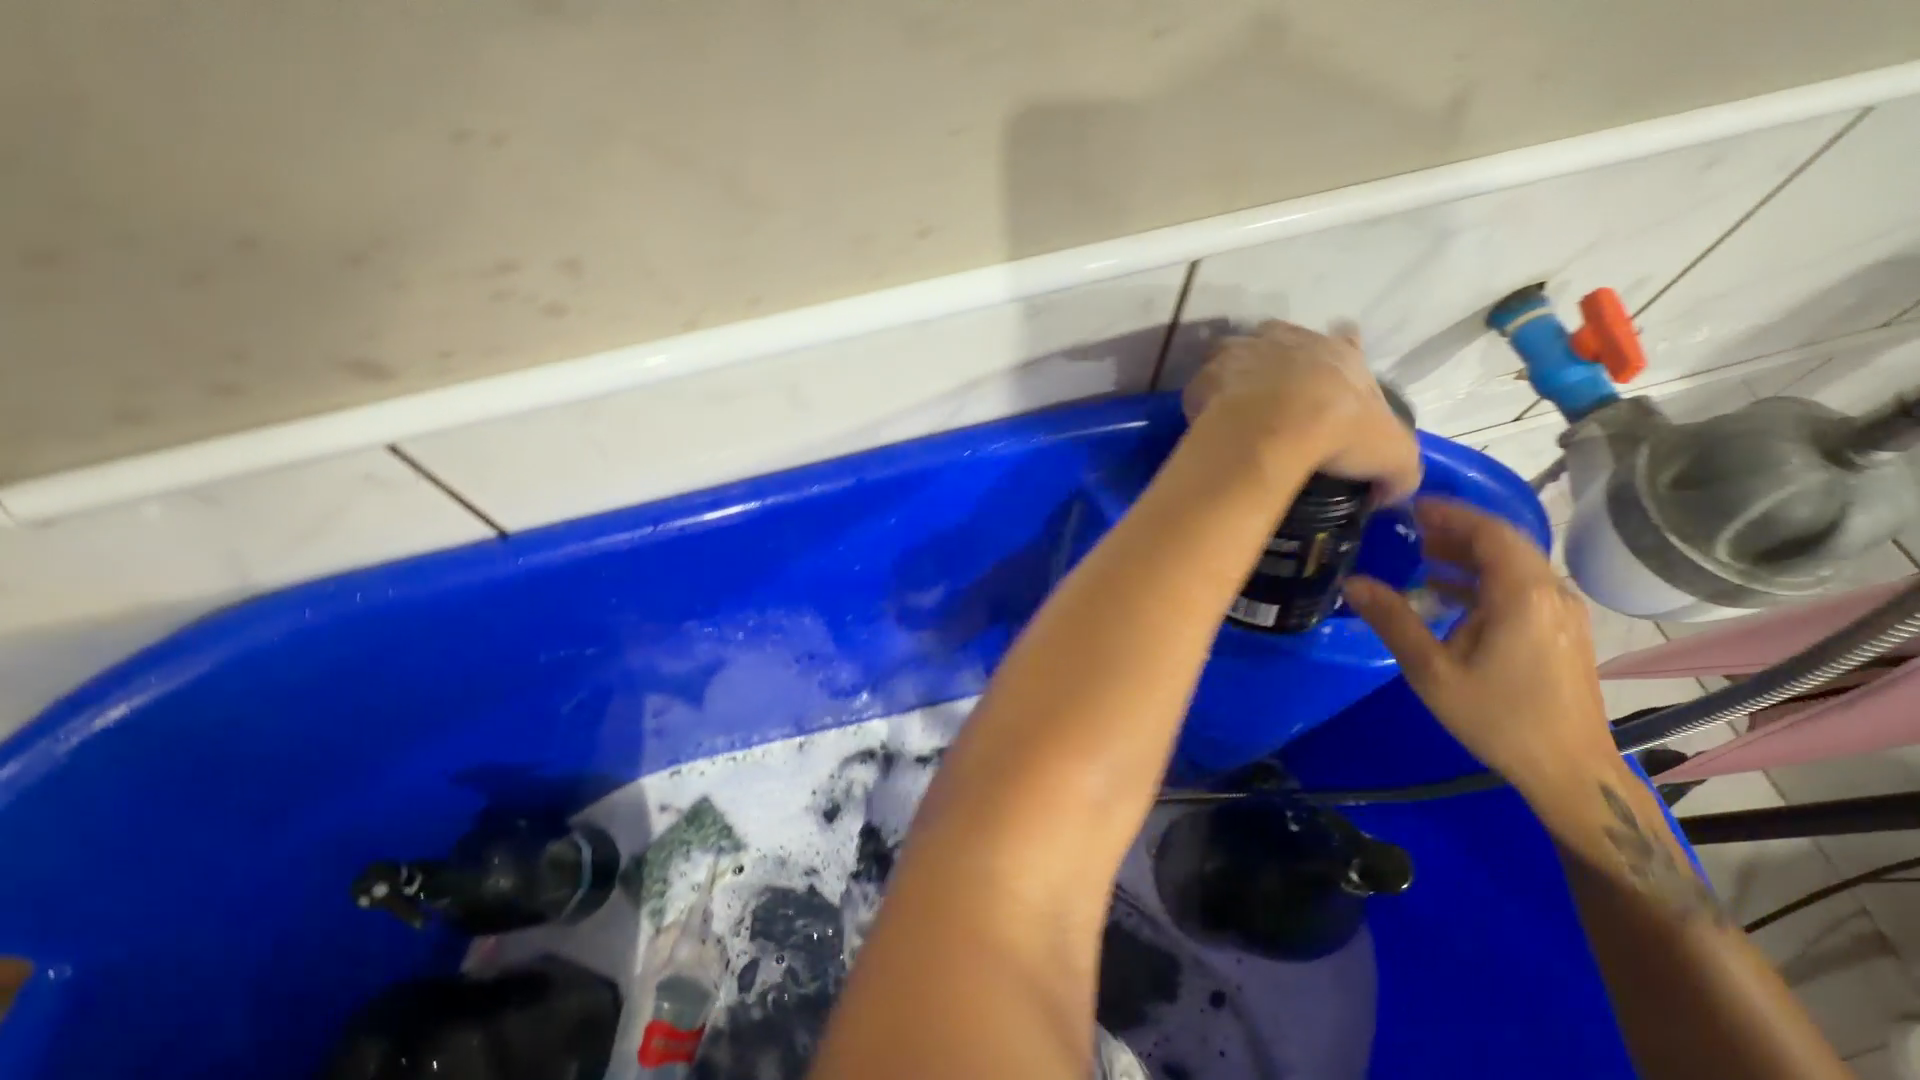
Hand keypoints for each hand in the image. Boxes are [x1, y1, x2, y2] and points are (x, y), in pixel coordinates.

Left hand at [1182, 321, 1421, 502]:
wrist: (1277, 426)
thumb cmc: (1342, 431)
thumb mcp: (1393, 457)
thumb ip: (1397, 472)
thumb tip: (1389, 491)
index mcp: (1341, 353)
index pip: (1349, 340)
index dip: (1344, 353)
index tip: (1334, 377)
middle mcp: (1293, 340)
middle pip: (1289, 339)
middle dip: (1286, 361)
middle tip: (1282, 398)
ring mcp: (1246, 350)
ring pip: (1242, 352)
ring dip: (1242, 373)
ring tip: (1241, 407)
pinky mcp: (1209, 374)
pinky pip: (1207, 384)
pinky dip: (1209, 399)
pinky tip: (1210, 422)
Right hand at [1341, 499, 1616, 791]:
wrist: (1568, 768)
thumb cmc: (1497, 717)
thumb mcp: (1432, 671)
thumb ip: (1394, 621)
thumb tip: (1353, 583)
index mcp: (1521, 594)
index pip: (1488, 531)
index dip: (1449, 514)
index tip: (1410, 507)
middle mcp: (1551, 592)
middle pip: (1504, 543)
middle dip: (1456, 532)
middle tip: (1409, 530)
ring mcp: (1563, 612)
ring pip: (1514, 565)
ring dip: (1470, 556)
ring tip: (1422, 560)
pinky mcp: (1563, 631)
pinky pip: (1523, 588)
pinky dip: (1486, 580)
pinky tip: (1452, 597)